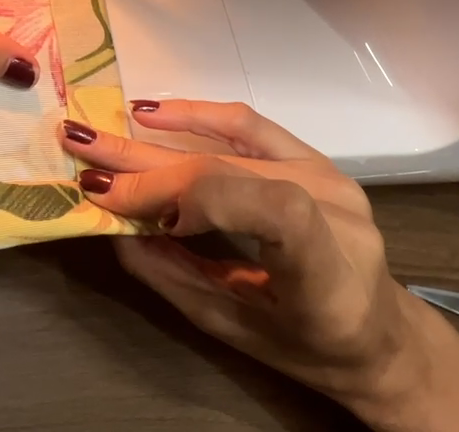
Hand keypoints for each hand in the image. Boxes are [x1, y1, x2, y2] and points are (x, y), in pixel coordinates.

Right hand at [61, 101, 458, 430]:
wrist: (378, 332)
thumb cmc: (306, 345)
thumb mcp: (231, 328)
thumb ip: (169, 274)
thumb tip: (110, 221)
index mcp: (328, 268)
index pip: (262, 206)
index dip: (184, 192)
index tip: (117, 200)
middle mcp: (337, 211)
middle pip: (227, 168)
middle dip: (142, 161)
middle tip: (80, 148)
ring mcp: (329, 176)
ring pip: (226, 142)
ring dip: (153, 137)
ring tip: (100, 131)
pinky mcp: (314, 158)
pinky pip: (247, 124)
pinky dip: (193, 115)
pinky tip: (149, 112)